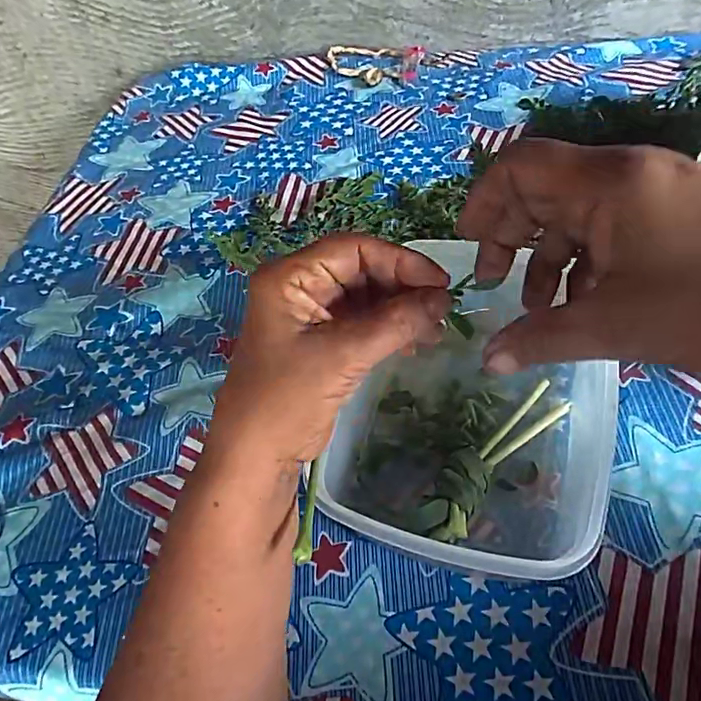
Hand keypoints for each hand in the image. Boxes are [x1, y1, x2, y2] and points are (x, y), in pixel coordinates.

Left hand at [216, 234, 451, 464]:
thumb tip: (443, 299)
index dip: (399, 261)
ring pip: (366, 296)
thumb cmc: (288, 398)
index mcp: (290, 277)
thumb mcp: (343, 356)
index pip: (353, 249)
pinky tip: (417, 341)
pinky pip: (362, 320)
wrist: (256, 452)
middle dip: (403, 286)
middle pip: (362, 269)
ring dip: (401, 309)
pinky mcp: (322, 340)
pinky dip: (390, 327)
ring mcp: (310, 314)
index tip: (439, 284)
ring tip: (436, 330)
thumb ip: (395, 323)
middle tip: (443, 309)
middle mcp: (298, 287)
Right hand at [457, 139, 700, 377]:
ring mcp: (660, 191)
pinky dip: (586, 260)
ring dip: (548, 258)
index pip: (518, 165)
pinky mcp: (682, 213)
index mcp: (606, 183)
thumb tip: (487, 363)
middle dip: (510, 237)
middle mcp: (629, 174)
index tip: (469, 247)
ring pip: (577, 213)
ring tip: (541, 309)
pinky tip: (587, 303)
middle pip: (543, 189)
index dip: (483, 202)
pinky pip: (612, 226)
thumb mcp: (613, 326)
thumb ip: (540, 339)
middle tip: (497, 286)